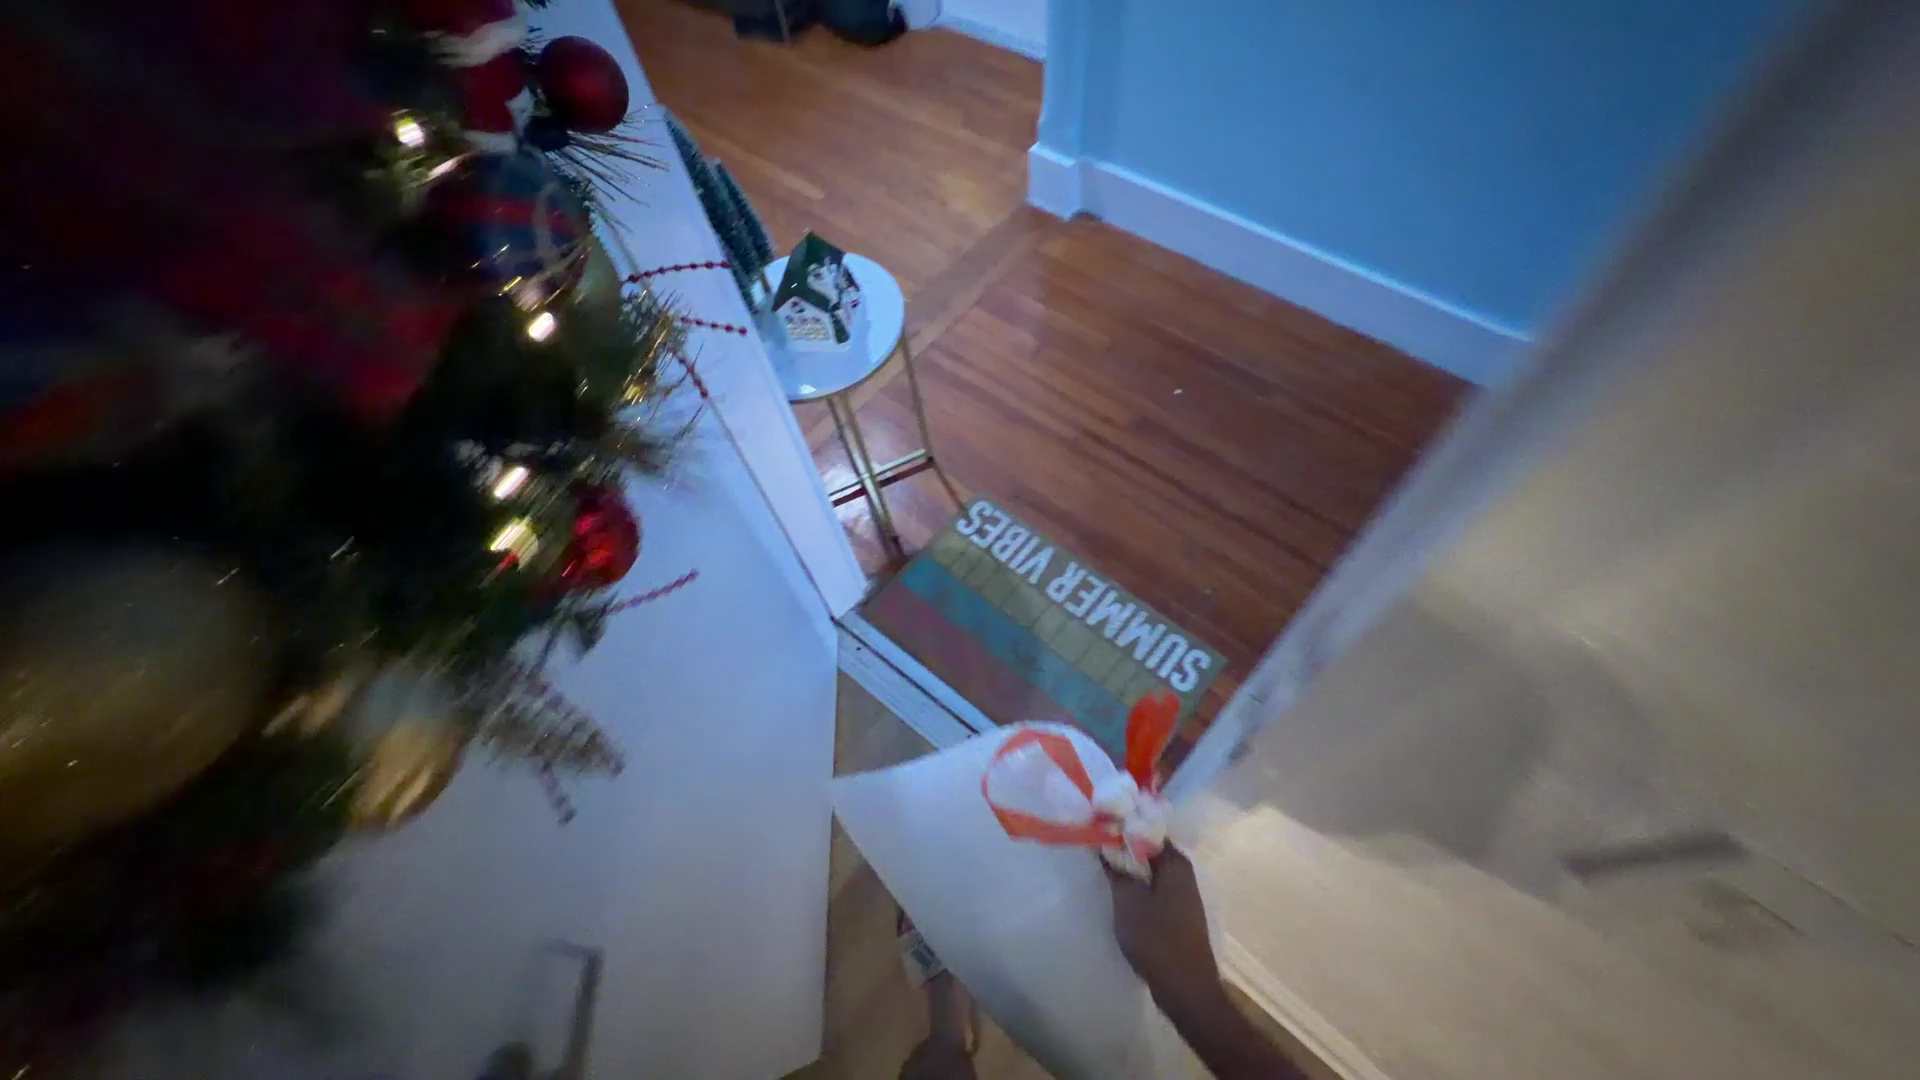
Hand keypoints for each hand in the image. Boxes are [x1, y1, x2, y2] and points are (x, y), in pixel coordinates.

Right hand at [1110, 847, 1308, 1078]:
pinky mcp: (1180, 915)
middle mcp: (1184, 873)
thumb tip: (1105, 842)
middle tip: (1097, 848)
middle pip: (1149, 850)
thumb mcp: (1127, 900)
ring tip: (1105, 869)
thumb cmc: (1156, 938)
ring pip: (1152, 872)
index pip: (1147, 829)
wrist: (1186, 989)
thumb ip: (1115, 869)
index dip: (1123, 826)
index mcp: (1175, 862)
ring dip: (1131, 870)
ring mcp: (1184, 895)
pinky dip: (1139, 888)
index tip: (1100, 827)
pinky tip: (1121, 896)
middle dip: (1125, 848)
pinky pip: (1156, 890)